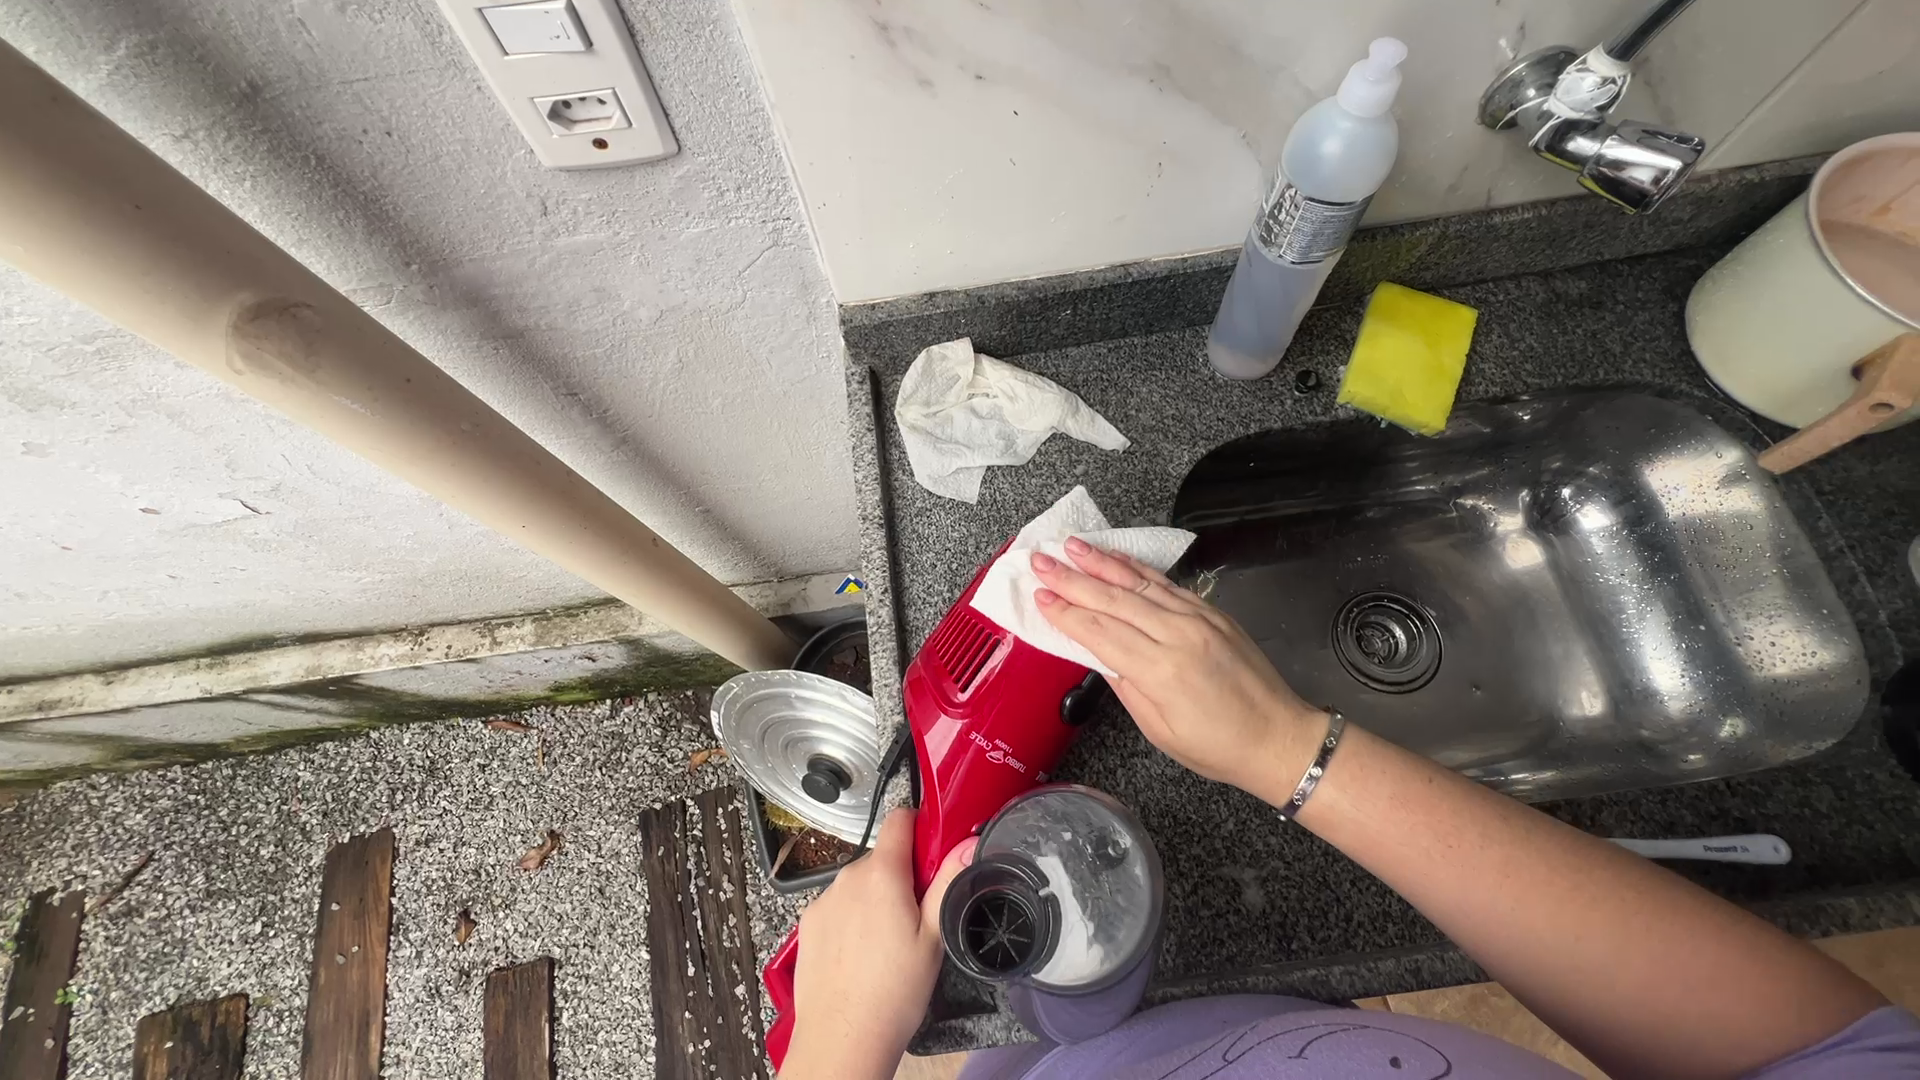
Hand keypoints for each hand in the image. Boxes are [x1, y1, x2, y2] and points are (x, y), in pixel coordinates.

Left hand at [780, 809, 974, 1079]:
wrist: (841, 1042)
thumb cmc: (892, 995)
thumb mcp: (934, 937)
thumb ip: (950, 882)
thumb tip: (968, 843)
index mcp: (883, 873)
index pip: (899, 819)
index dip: (919, 828)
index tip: (932, 852)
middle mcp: (848, 877)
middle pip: (882, 856)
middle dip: (902, 874)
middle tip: (917, 913)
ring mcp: (824, 900)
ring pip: (859, 883)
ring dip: (875, 896)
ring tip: (888, 942)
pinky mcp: (809, 923)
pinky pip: (838, 905)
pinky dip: (851, 917)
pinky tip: (861, 953)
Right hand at [1031, 537, 1326, 799]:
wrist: (1279, 737)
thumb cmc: (1217, 746)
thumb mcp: (1158, 729)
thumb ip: (1124, 684)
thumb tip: (1095, 651)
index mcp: (1161, 671)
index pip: (1100, 633)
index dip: (1065, 613)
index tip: (1039, 596)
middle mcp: (1179, 636)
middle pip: (1113, 600)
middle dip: (1072, 578)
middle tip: (1040, 560)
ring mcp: (1198, 619)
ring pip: (1138, 583)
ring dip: (1100, 562)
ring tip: (1070, 545)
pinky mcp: (1211, 612)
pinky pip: (1166, 584)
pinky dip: (1137, 568)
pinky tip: (1115, 557)